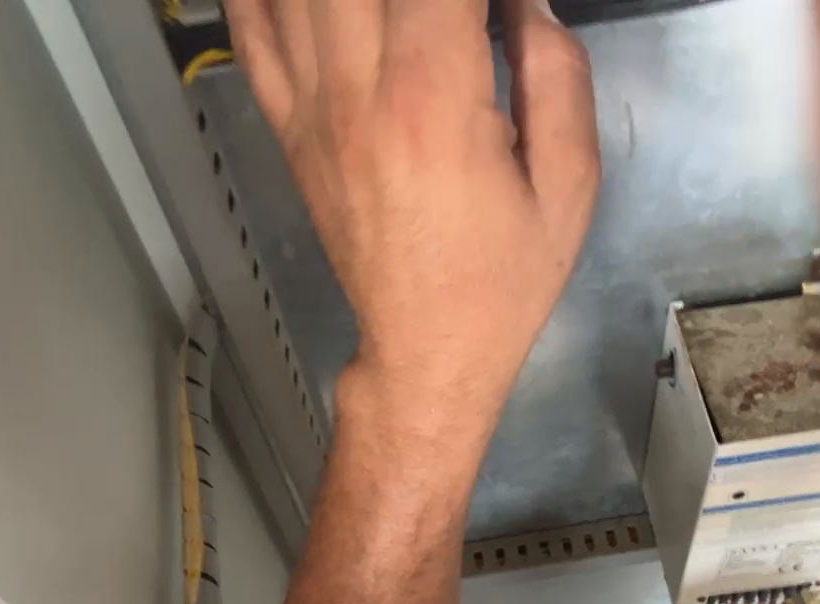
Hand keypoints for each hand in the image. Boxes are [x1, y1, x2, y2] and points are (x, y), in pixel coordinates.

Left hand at [226, 0, 599, 415]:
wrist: (427, 352)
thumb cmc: (501, 284)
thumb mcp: (566, 191)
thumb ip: (556, 78)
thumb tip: (526, 2)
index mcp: (435, 99)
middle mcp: (359, 90)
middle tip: (443, 8)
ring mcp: (312, 109)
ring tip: (392, 11)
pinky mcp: (291, 132)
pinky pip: (253, 31)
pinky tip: (304, 2)